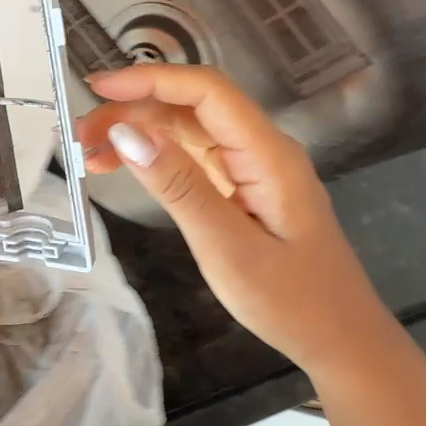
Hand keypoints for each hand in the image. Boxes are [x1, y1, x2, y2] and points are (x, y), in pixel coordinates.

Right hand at [74, 63, 393, 370]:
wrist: (344, 346)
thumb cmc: (292, 303)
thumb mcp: (227, 248)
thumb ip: (178, 186)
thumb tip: (127, 132)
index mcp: (268, 153)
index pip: (205, 90)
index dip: (149, 79)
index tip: (97, 90)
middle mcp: (262, 148)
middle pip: (190, 105)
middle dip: (132, 109)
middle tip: (81, 137)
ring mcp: (253, 166)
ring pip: (187, 128)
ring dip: (138, 132)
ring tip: (90, 154)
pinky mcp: (244, 186)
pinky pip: (193, 155)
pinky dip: (154, 156)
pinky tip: (123, 168)